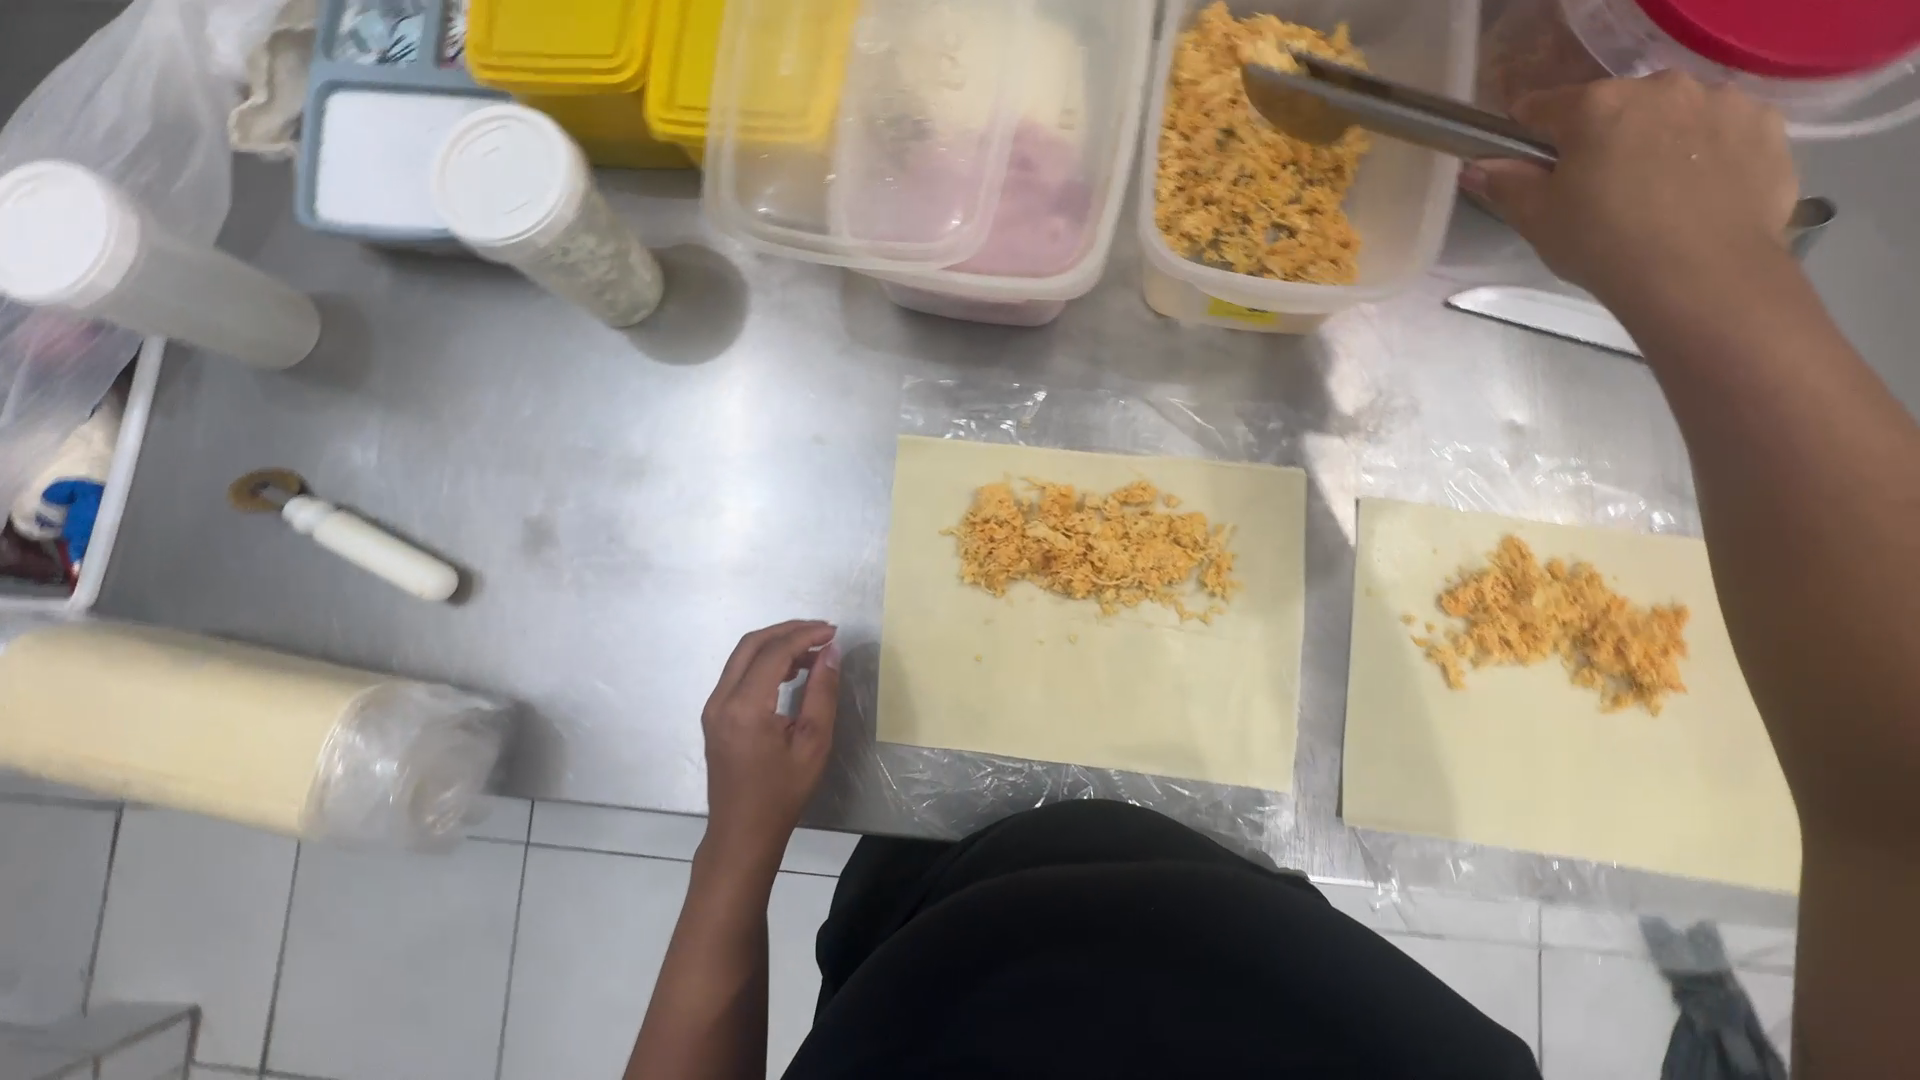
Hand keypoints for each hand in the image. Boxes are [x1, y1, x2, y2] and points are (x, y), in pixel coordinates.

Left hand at [699, 620, 841, 871]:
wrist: (742, 832)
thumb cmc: (782, 793)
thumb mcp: (813, 744)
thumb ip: (822, 693)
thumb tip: (830, 652)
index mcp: (745, 707)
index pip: (774, 652)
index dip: (805, 635)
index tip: (834, 632)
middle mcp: (721, 700)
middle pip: (752, 644)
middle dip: (788, 631)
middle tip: (823, 632)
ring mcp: (713, 707)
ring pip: (742, 656)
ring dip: (776, 645)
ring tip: (813, 651)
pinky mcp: (714, 715)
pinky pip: (737, 673)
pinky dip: (764, 662)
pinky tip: (791, 671)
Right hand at [1461, 72, 1799, 307]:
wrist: (1701, 273)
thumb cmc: (1602, 243)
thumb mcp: (1536, 219)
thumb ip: (1505, 184)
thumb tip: (1477, 167)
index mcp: (1597, 105)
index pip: (1543, 106)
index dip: (1528, 134)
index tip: (1529, 164)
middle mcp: (1661, 88)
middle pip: (1614, 107)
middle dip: (1601, 138)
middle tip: (1595, 190)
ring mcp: (1721, 102)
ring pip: (1670, 117)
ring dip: (1655, 143)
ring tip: (1651, 196)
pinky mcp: (1765, 126)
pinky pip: (1720, 133)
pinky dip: (1704, 156)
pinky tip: (1694, 196)